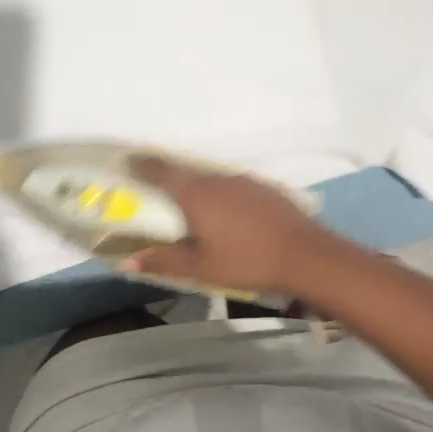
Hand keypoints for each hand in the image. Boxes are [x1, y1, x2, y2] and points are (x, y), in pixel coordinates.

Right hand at [121, 156, 339, 294]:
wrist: (307, 255)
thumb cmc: (246, 261)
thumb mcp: (200, 268)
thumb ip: (163, 261)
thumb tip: (126, 261)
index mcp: (197, 194)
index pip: (161, 171)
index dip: (142, 165)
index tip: (128, 163)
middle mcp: (218, 179)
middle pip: (186, 173)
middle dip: (169, 179)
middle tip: (157, 193)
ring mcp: (245, 182)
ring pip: (212, 180)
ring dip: (198, 189)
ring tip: (192, 209)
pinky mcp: (266, 190)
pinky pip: (233, 187)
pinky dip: (221, 196)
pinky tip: (227, 217)